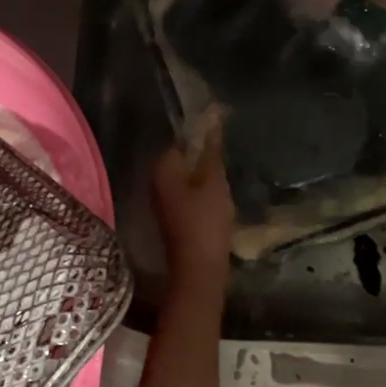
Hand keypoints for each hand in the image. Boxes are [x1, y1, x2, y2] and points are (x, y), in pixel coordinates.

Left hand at [151, 117, 237, 291]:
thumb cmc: (206, 222)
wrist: (199, 270)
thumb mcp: (214, 181)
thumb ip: (212, 149)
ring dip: (205, 174)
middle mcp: (156, 181)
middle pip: (183, 157)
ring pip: (187, 176)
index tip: (225, 136)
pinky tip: (220, 195)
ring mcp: (162, 200)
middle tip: (229, 155)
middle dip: (205, 155)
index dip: (204, 134)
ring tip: (228, 174)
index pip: (182, 139)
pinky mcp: (172, 216)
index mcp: (162, 168)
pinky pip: (188, 193)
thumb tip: (213, 116)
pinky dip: (203, 191)